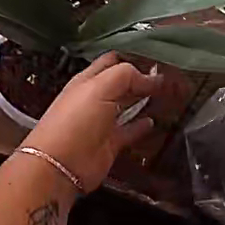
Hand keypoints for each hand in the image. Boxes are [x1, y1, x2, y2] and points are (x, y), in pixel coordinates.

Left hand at [26, 54, 163, 190]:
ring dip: (143, 100)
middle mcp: (95, 100)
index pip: (112, 62)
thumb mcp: (99, 88)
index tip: (154, 59)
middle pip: (122, 83)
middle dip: (141, 78)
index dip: (132, 58)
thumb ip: (125, 75)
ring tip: (163, 95)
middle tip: (164, 75)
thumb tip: (149, 77)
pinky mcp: (110, 143)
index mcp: (88, 81)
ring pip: (127, 105)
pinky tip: (152, 121)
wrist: (60, 166)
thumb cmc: (73, 124)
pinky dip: (141, 126)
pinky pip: (130, 131)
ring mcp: (102, 122)